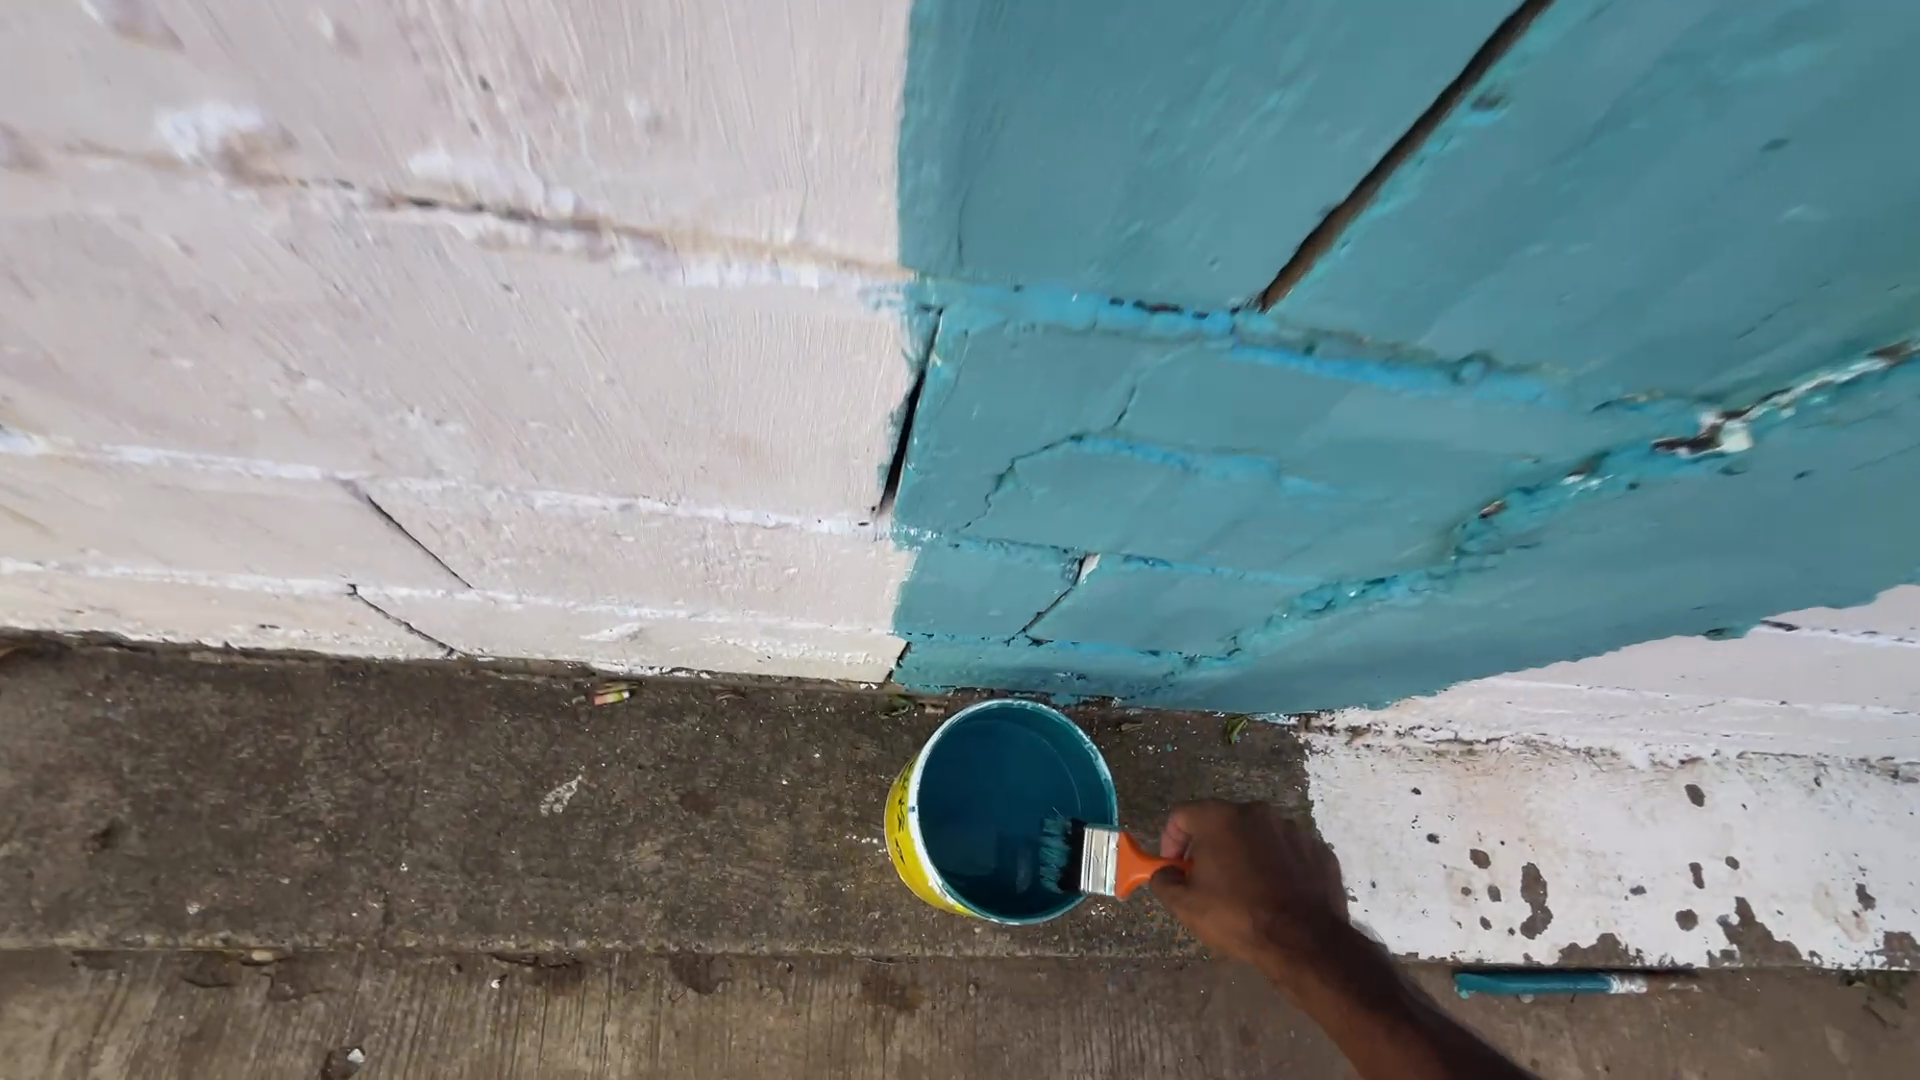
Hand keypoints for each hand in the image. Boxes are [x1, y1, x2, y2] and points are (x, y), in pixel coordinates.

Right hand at [1150, 801, 1352, 982]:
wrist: (1306, 943)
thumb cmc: (1238, 917)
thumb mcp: (1186, 905)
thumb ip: (1164, 880)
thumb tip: (1165, 872)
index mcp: (1220, 817)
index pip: (1182, 815)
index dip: (1171, 840)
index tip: (1174, 866)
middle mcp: (1256, 812)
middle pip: (1221, 822)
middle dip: (1209, 847)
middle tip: (1207, 879)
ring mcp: (1292, 830)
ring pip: (1257, 836)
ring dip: (1245, 854)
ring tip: (1246, 890)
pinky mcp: (1319, 850)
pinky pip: (1287, 852)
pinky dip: (1278, 866)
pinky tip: (1277, 894)